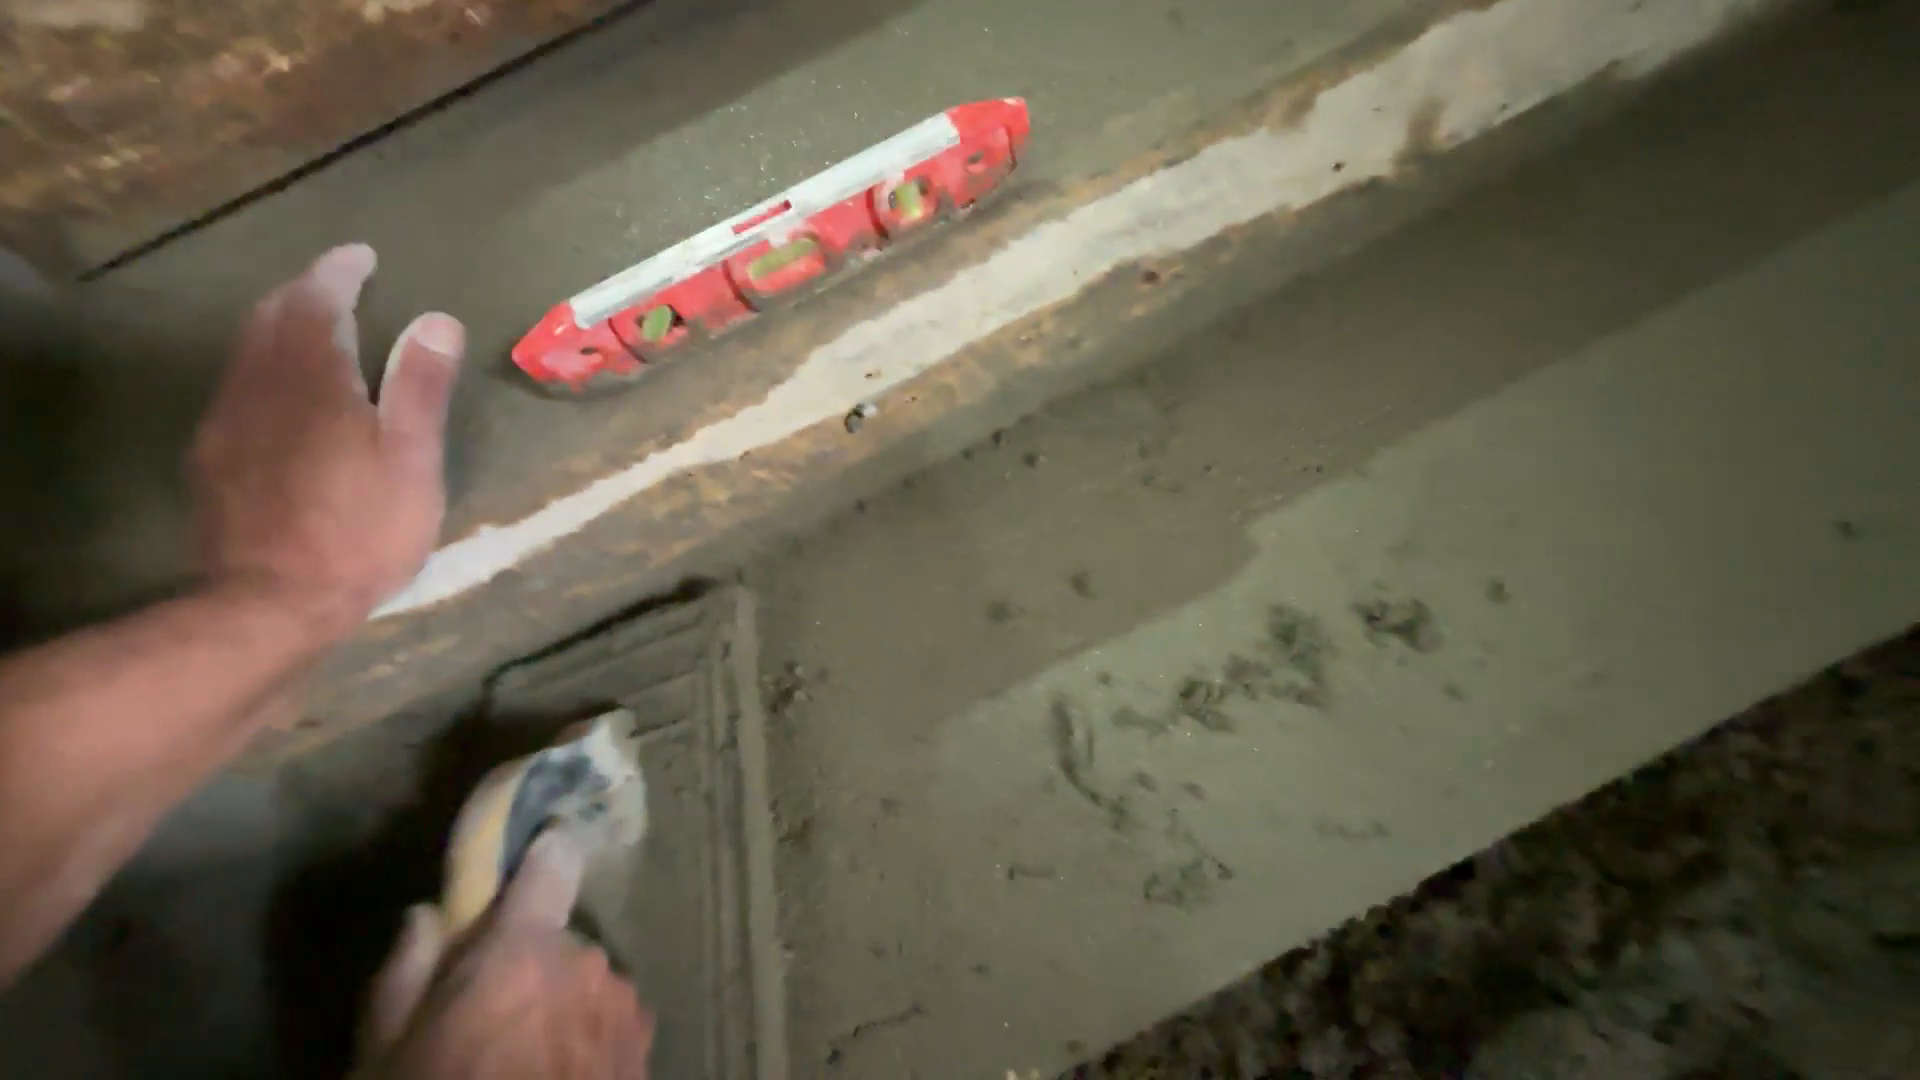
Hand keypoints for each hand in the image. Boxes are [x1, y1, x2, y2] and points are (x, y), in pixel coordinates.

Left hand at [190, 244, 463, 635]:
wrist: (274, 599)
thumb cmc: (364, 529)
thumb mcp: (412, 459)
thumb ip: (421, 387)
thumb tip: (437, 319)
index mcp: (314, 382)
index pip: (316, 303)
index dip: (337, 273)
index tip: (361, 255)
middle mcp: (260, 388)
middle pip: (271, 319)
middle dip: (304, 291)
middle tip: (339, 282)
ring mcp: (229, 421)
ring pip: (248, 351)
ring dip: (281, 325)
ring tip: (315, 324)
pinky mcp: (216, 456)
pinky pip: (239, 386)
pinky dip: (265, 365)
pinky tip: (285, 390)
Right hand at [359, 830, 655, 1079]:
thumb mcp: (383, 1059)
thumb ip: (404, 975)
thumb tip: (427, 914)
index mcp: (522, 951)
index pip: (551, 866)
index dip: (544, 854)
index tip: (538, 851)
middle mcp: (586, 962)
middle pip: (557, 942)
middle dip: (529, 967)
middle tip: (490, 1022)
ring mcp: (623, 1003)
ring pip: (586, 983)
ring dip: (561, 1005)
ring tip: (522, 1065)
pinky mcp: (644, 1043)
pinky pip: (610, 1018)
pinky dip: (587, 1036)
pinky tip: (558, 1079)